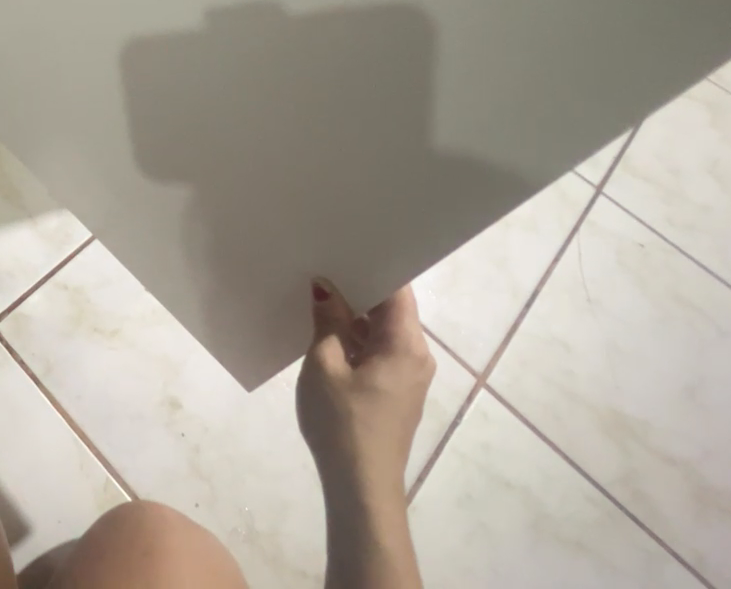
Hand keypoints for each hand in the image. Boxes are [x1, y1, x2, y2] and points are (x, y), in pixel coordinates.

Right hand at [296, 280, 434, 502]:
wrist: (360, 485)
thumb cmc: (343, 420)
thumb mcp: (325, 364)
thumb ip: (327, 320)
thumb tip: (324, 285)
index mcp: (406, 345)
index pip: (397, 290)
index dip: (372, 265)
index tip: (343, 245)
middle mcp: (415, 356)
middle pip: (389, 308)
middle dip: (356, 287)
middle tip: (320, 261)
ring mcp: (406, 375)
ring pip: (379, 330)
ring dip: (351, 314)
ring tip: (315, 289)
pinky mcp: (393, 390)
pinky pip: (375, 350)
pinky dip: (352, 337)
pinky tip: (322, 329)